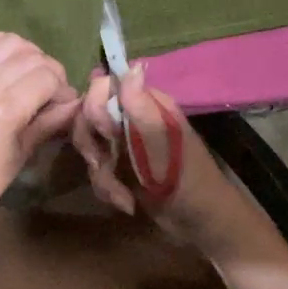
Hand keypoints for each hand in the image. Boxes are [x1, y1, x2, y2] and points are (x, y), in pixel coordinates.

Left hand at [0, 33, 79, 209]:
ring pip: (9, 43)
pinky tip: (8, 59)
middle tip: (51, 91)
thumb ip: (51, 120)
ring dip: (28, 54)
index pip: (48, 76)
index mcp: (5, 109)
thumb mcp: (25, 151)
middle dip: (50, 70)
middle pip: (32, 57)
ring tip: (30, 73)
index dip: (63, 87)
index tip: (64, 102)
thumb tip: (76, 102)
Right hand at [72, 66, 249, 254]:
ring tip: (121, 195)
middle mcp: (131, 117)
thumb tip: (132, 65)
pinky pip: (97, 168)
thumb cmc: (185, 178)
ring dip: (101, 174)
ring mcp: (124, 143)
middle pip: (88, 117)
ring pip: (90, 145)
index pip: (102, 88)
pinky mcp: (120, 167)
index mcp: (145, 103)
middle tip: (102, 165)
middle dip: (93, 147)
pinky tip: (125, 202)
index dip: (94, 110)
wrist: (200, 223)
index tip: (106, 134)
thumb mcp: (161, 141)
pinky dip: (107, 188)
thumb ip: (141, 106)